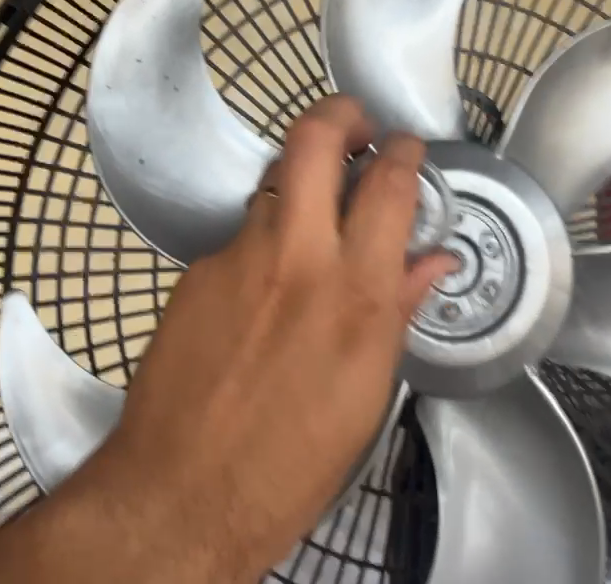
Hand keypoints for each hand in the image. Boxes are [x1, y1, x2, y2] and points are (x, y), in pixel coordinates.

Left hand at [0, 95, 455, 583]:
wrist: (179, 496)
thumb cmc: (291, 461)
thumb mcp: (369, 389)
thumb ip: (399, 307)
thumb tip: (431, 262)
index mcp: (355, 293)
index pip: (390, 186)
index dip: (405, 152)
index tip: (406, 147)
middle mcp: (296, 258)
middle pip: (314, 140)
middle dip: (340, 114)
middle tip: (356, 126)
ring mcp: (238, 258)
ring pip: (274, 183)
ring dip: (301, 185)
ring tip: (314, 220)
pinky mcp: (197, 272)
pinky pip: (240, 236)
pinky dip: (263, 246)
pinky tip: (262, 293)